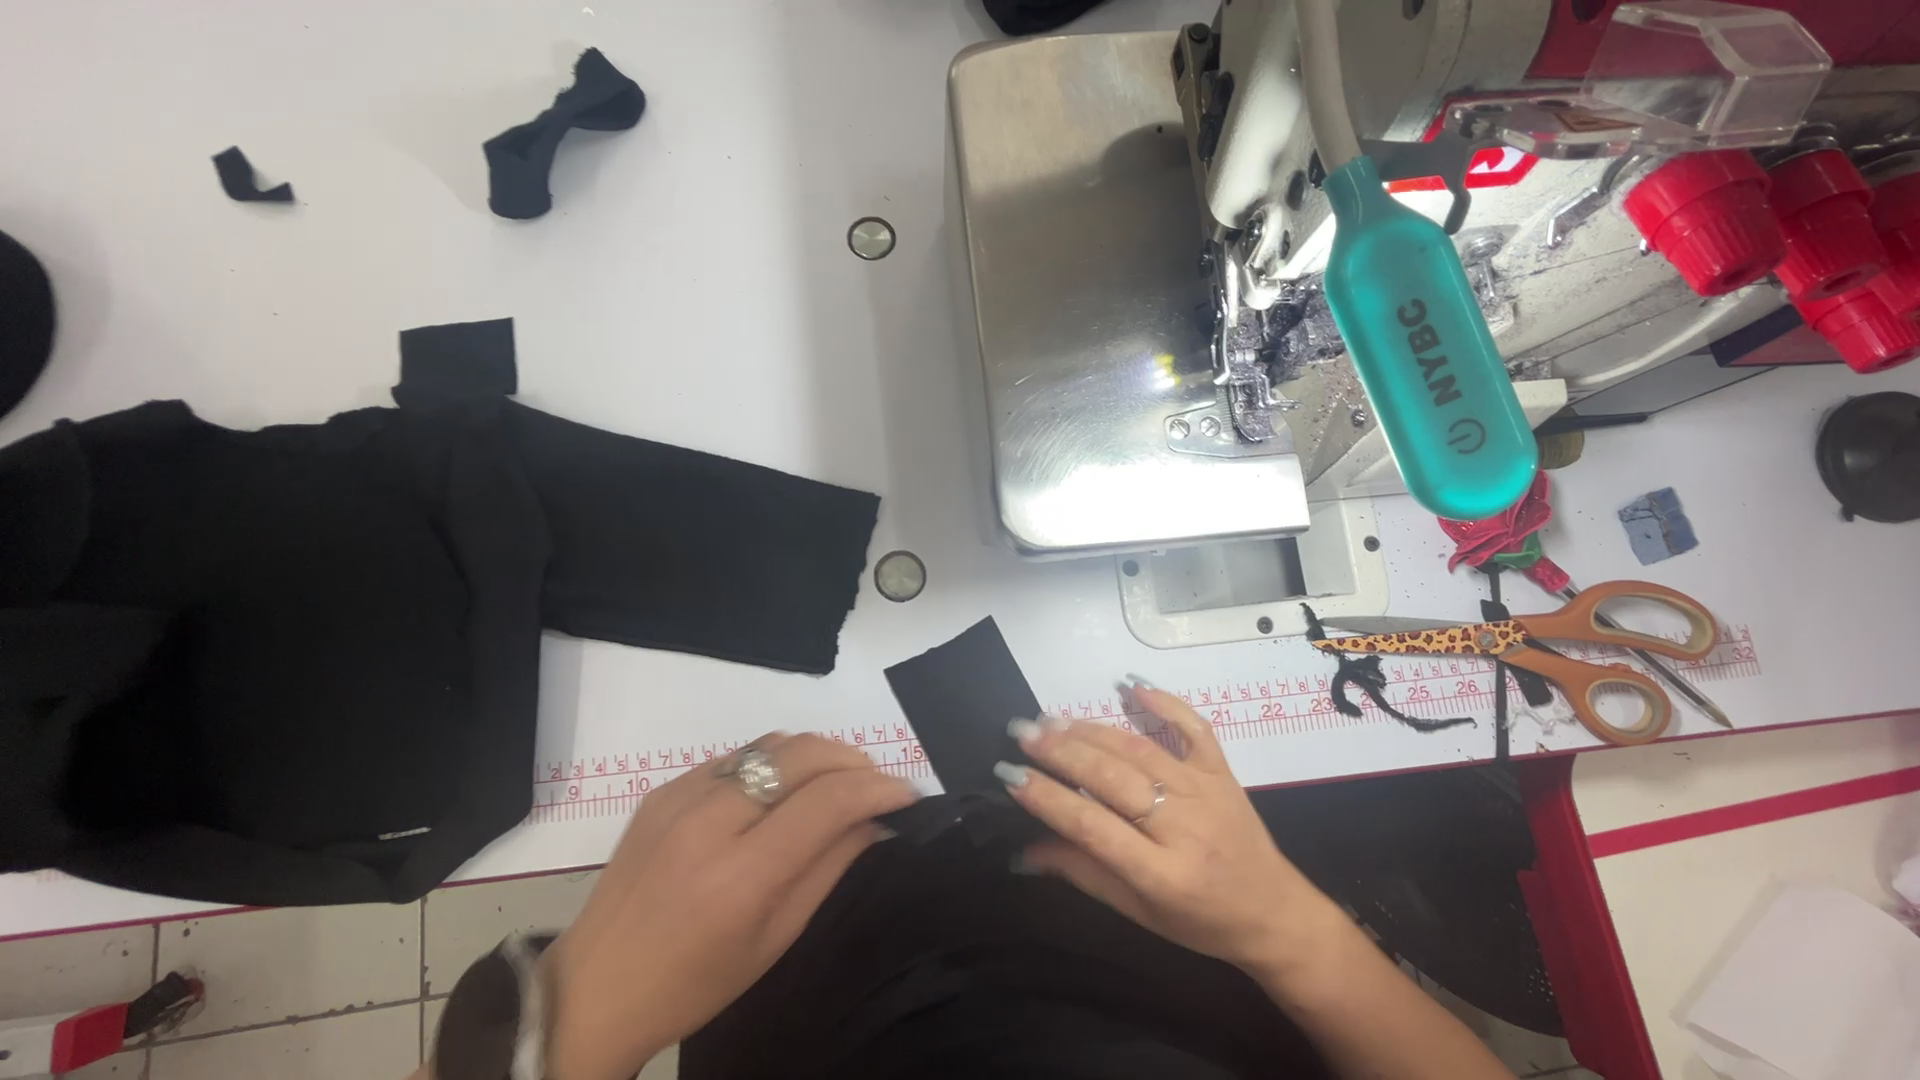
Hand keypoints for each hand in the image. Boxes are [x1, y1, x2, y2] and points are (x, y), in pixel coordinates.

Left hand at [541, 733, 919, 1079]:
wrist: (596, 986)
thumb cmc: (697, 981)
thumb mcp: (776, 938)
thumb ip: (831, 867)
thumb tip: (875, 818)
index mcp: (739, 876)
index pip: (827, 802)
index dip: (876, 788)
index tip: (905, 794)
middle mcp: (708, 822)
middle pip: (802, 755)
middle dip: (853, 760)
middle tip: (876, 783)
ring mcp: (680, 797)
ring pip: (772, 743)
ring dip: (817, 755)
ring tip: (837, 782)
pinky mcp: (664, 788)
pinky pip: (737, 756)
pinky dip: (775, 763)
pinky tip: (783, 792)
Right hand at [1001, 684, 1347, 983]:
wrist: (1274, 913)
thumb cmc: (1200, 922)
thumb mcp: (1137, 912)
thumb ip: (1082, 874)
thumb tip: (1022, 851)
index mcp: (1162, 874)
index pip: (1093, 827)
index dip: (1048, 799)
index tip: (1010, 775)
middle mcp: (1185, 827)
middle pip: (1114, 780)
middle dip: (1062, 753)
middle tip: (1022, 733)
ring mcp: (1207, 792)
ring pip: (1141, 751)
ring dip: (1092, 731)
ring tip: (1051, 720)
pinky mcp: (1223, 772)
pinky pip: (1194, 729)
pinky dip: (1165, 702)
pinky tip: (1131, 684)